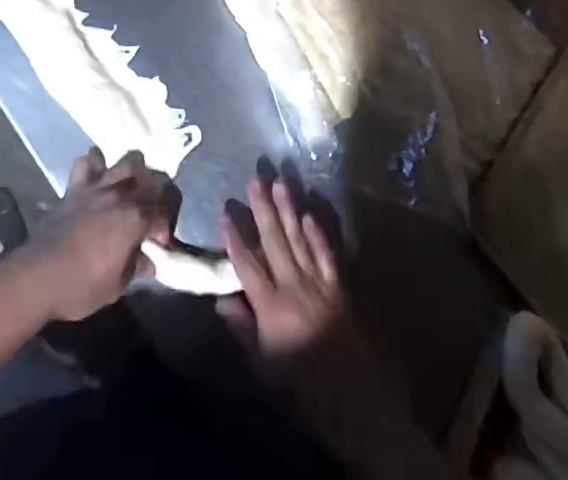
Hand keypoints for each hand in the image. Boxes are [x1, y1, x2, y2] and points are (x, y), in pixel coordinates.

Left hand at [4, 148, 169, 321]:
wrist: (35, 278)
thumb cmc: (80, 286)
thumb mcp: (116, 286)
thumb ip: (136, 267)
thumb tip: (148, 262)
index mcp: (135, 217)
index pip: (162, 206)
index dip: (163, 223)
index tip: (156, 242)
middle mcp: (119, 195)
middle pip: (149, 177)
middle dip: (153, 193)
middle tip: (146, 212)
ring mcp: (95, 188)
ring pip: (124, 162)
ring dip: (132, 172)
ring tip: (127, 189)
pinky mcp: (73, 190)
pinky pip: (85, 164)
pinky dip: (94, 164)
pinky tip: (96, 176)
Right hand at [217, 177, 344, 359]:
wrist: (346, 387)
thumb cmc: (297, 377)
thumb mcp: (261, 361)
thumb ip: (241, 327)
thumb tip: (222, 299)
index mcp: (270, 306)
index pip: (247, 264)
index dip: (235, 238)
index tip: (226, 212)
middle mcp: (292, 286)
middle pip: (274, 241)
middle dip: (263, 209)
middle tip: (255, 181)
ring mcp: (317, 282)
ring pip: (299, 238)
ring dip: (289, 209)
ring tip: (281, 183)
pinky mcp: (336, 283)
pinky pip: (326, 252)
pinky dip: (317, 232)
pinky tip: (309, 213)